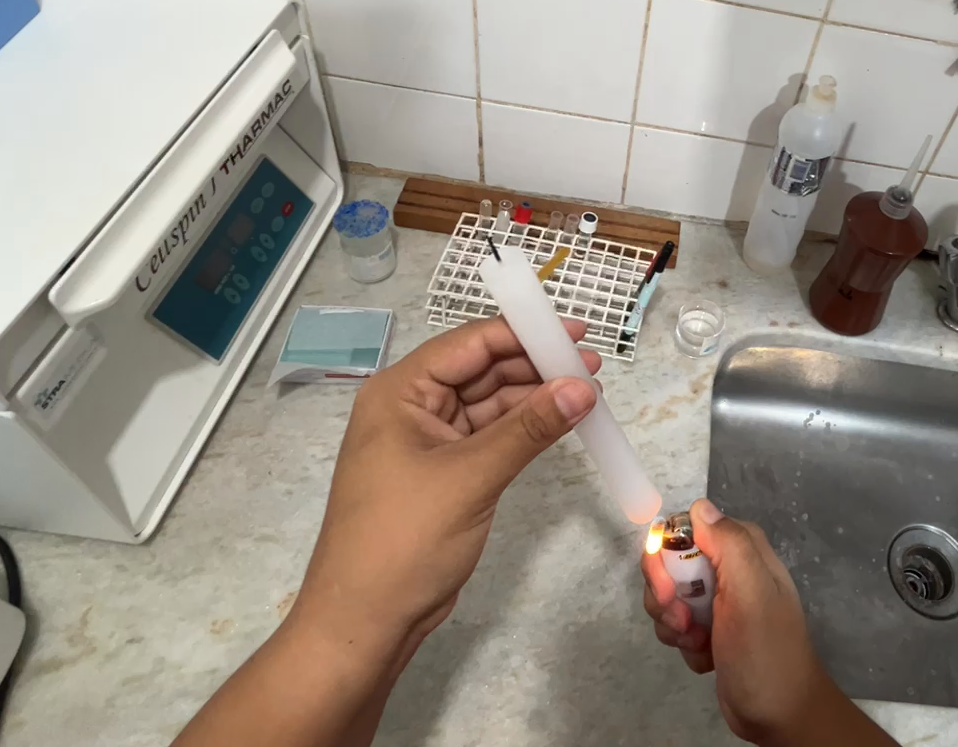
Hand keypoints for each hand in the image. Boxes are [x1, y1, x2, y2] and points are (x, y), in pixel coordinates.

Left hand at [175, 317, 600, 746]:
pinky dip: (528, 425)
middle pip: (484, 368)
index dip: (525, 333)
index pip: (470, 343)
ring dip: (537, 395)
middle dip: (537, 365)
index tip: (576, 331)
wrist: (365, 626)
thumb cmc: (403, 540)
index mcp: (401, 391)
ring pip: (493, 400)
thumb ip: (530, 427)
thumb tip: (585, 387)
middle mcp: (414, 405)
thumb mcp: (471, 477)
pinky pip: (494, 432)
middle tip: (592, 364)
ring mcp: (432, 438)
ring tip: (589, 390)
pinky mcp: (449, 468)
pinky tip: (563, 418)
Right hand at [642, 499, 871, 745]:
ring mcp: (717, 596)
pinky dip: (683, 641)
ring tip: (698, 643)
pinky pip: (676, 621)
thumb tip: (698, 505)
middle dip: (666, 595)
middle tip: (684, 622)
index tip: (669, 589)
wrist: (778, 714)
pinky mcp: (708, 625)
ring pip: (668, 593)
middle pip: (669, 560)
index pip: (684, 527)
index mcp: (741, 546)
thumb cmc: (765, 649)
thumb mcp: (751, 592)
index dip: (666, 555)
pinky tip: (704, 657)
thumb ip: (728, 544)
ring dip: (673, 622)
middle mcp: (728, 564)